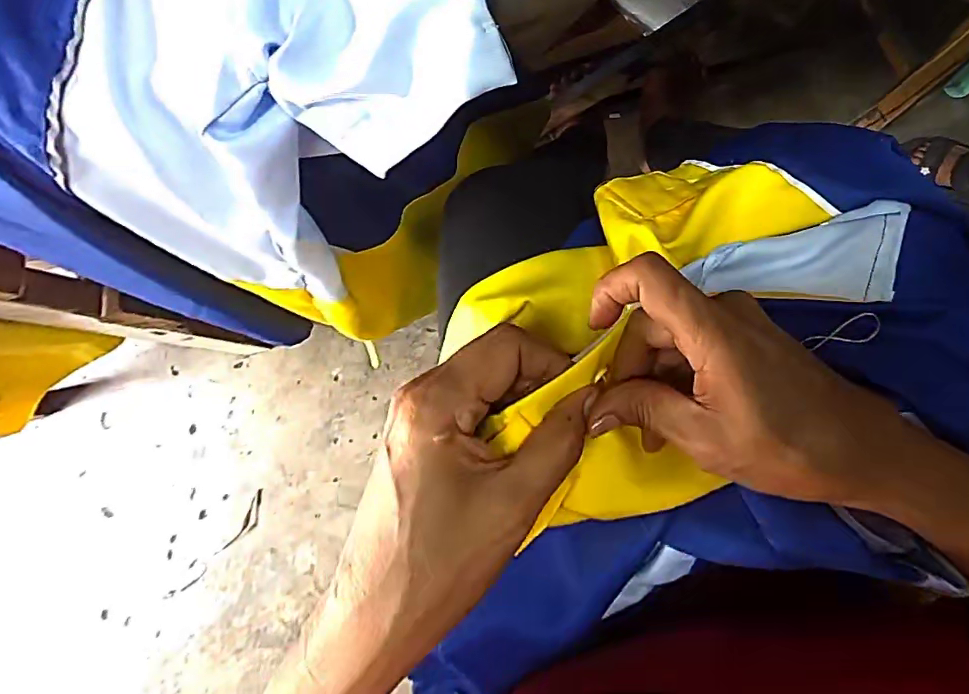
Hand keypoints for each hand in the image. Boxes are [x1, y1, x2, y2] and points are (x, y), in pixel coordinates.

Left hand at [269, 325, 594, 693]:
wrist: (374, 624)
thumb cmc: (442, 563)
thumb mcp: (517, 498)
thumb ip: (562, 436)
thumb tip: (593, 394)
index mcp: (434, 400)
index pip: (510, 343)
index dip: (553, 361)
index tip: (574, 399)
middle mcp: (418, 394)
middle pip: (498, 355)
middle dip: (541, 381)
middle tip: (562, 422)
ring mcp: (415, 414)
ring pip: (490, 378)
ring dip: (525, 401)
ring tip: (538, 443)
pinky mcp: (419, 435)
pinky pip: (476, 401)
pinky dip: (506, 416)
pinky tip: (512, 455)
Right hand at [587, 253, 920, 507]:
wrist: (852, 443)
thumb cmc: (781, 444)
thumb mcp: (703, 436)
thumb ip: (645, 410)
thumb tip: (597, 405)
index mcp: (712, 327)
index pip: (649, 275)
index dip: (610, 289)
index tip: (591, 332)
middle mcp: (726, 310)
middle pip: (656, 316)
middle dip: (631, 365)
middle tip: (625, 421)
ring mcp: (743, 321)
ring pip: (676, 333)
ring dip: (655, 375)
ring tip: (653, 431)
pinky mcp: (752, 337)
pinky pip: (700, 342)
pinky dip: (680, 372)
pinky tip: (679, 416)